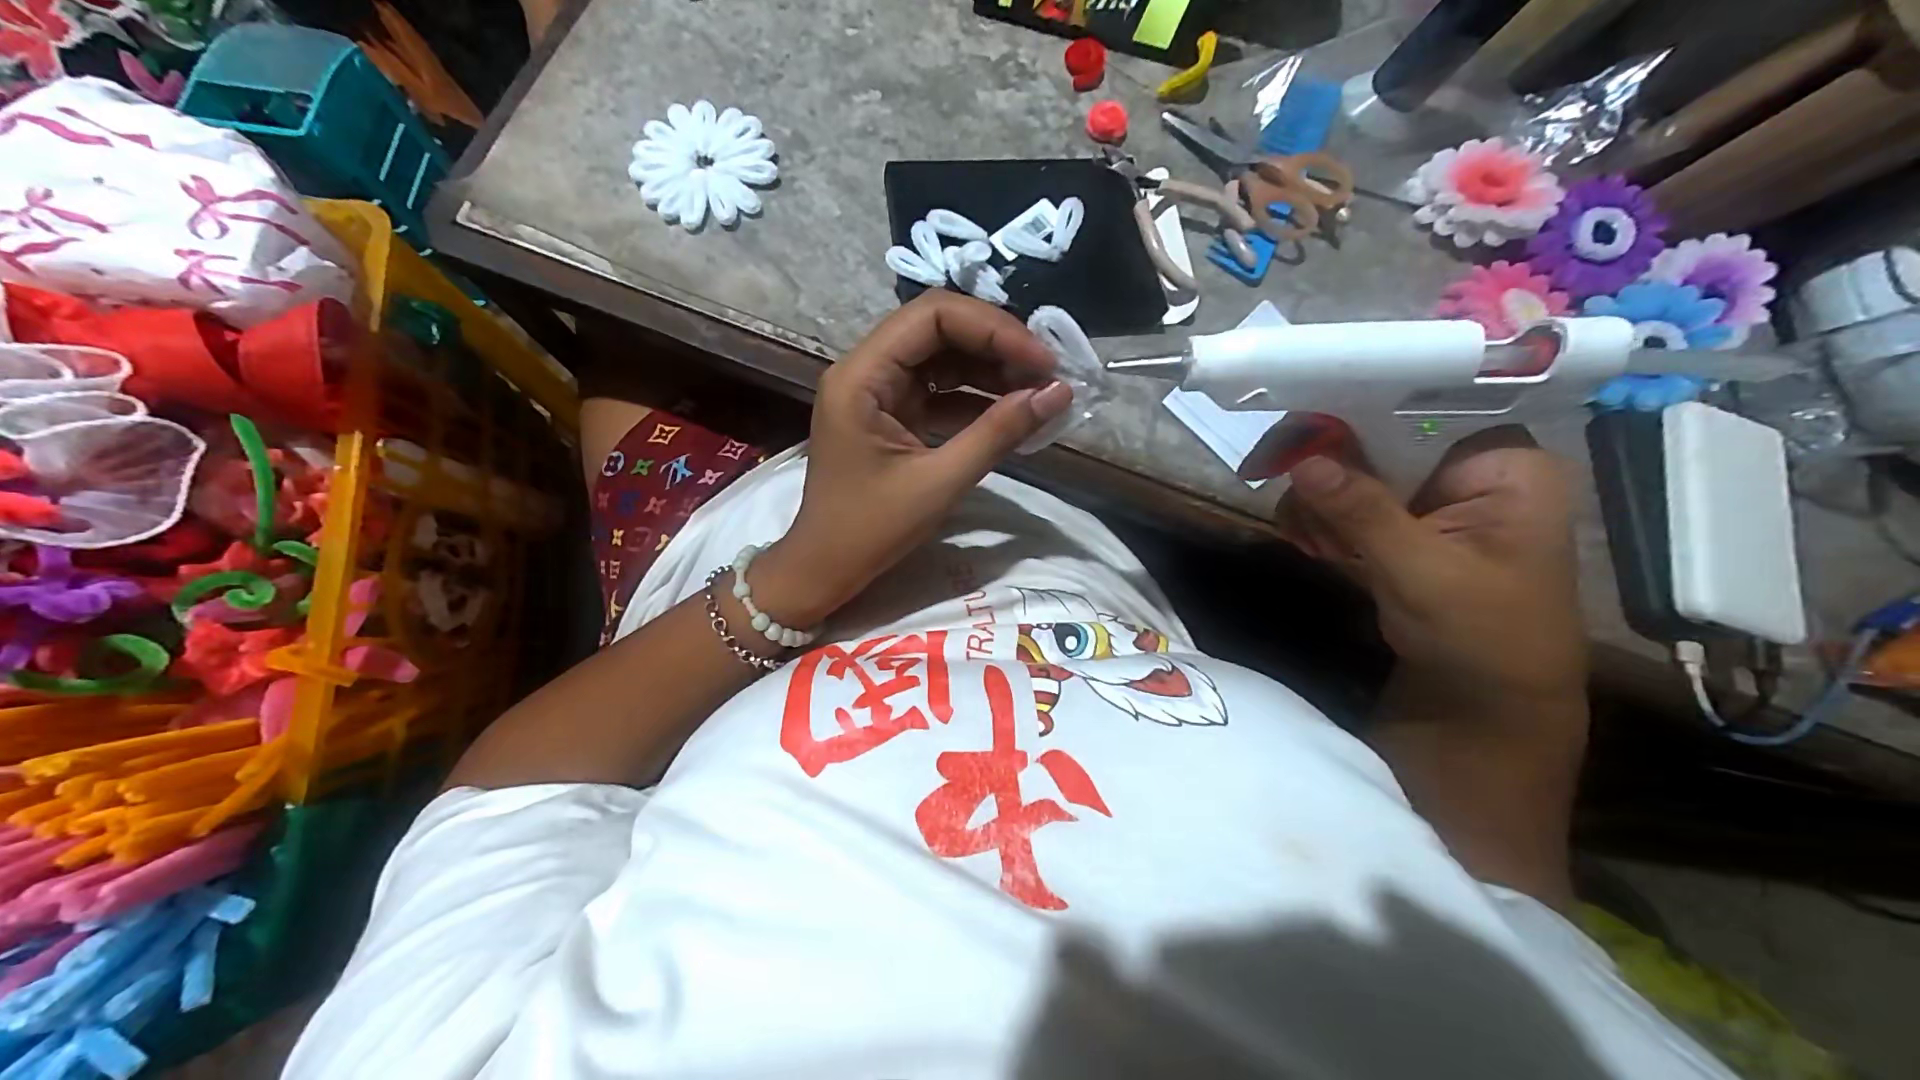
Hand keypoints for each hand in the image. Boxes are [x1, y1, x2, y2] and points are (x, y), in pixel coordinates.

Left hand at [752, 292, 1070, 625]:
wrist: (826, 568)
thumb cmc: (870, 530)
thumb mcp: (939, 483)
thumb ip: (998, 434)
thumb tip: (1058, 394)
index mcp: (862, 376)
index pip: (932, 316)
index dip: (993, 329)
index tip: (1041, 360)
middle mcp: (867, 370)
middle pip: (939, 330)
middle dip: (997, 346)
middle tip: (1048, 373)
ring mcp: (879, 392)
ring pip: (943, 358)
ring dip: (991, 371)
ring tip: (1040, 392)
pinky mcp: (892, 414)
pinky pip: (939, 391)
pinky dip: (976, 399)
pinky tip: (1014, 412)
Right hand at [1276, 428, 1585, 705]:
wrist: (1487, 701)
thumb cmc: (1481, 637)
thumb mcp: (1421, 574)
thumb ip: (1364, 513)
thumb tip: (1303, 461)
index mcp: (1503, 464)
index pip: (1418, 412)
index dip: (1352, 419)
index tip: (1293, 446)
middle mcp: (1470, 467)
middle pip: (1376, 440)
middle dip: (1329, 478)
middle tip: (1304, 521)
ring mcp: (1436, 494)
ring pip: (1354, 472)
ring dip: (1321, 507)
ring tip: (1317, 548)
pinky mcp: (1407, 520)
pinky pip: (1350, 501)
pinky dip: (1325, 522)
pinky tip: (1318, 549)